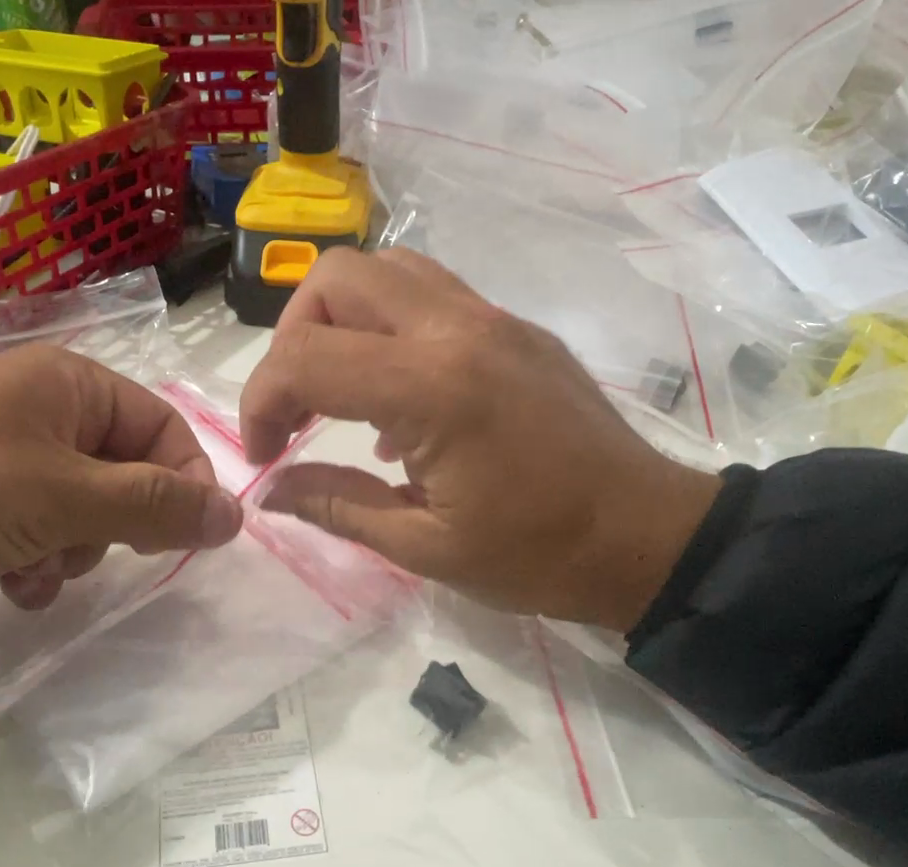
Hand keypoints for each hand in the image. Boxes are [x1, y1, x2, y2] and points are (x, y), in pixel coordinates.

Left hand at [0, 346, 242, 614]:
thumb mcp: (62, 496)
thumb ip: (154, 506)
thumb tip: (237, 515)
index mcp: (72, 387)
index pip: (165, 431)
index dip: (184, 485)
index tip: (187, 540)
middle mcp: (46, 416)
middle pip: (127, 477)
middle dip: (114, 526)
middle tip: (88, 545)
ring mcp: (10, 460)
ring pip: (85, 515)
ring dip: (71, 552)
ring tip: (33, 566)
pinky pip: (40, 534)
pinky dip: (34, 562)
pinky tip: (10, 580)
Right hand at [240, 248, 720, 631]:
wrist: (647, 537)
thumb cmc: (537, 555)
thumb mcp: (424, 547)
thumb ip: (336, 506)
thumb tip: (270, 490)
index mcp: (431, 388)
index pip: (304, 358)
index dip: (260, 403)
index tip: (266, 455)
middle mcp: (457, 329)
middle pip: (336, 279)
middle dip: (293, 340)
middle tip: (298, 409)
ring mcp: (492, 318)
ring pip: (386, 270)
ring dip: (341, 321)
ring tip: (342, 394)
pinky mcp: (515, 327)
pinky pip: (431, 294)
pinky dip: (389, 326)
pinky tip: (401, 401)